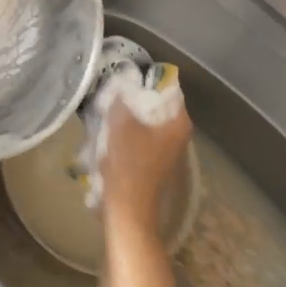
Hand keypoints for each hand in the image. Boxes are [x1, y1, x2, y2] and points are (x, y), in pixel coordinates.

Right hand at [97, 89, 192, 233]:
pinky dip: (128, 132)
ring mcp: (168, 150)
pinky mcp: (155, 162)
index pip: (167, 88)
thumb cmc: (128, 163)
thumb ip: (122, 100)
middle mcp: (179, 134)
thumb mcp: (121, 125)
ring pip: (147, 122)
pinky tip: (109, 135)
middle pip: (157, 105)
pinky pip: (142, 137)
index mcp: (178, 123)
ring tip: (106, 114)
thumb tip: (122, 81)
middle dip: (133, 99)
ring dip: (128, 116)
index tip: (124, 79)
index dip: (145, 80)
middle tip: (111, 96)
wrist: (128, 207)